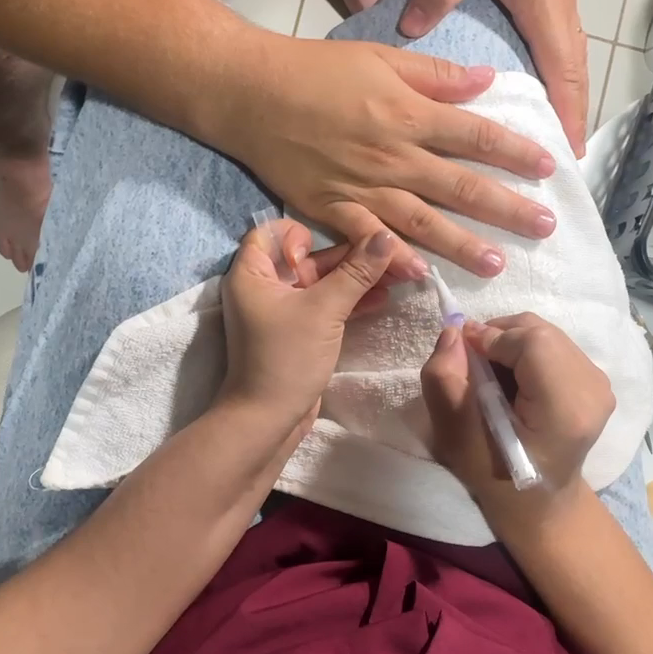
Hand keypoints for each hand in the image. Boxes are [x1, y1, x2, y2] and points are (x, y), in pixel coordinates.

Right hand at [201, 37, 558, 278]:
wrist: (251, 94)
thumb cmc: (316, 69)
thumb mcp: (380, 57)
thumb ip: (435, 74)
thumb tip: (487, 82)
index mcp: (407, 114)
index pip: (475, 136)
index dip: (514, 153)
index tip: (548, 168)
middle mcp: (392, 157)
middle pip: (459, 186)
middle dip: (506, 208)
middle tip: (545, 227)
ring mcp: (361, 188)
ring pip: (421, 222)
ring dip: (462, 244)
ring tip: (497, 264)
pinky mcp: (331, 210)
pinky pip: (367, 240)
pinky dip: (394, 259)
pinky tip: (421, 277)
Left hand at [219, 219, 413, 431]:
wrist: (268, 421)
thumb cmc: (286, 358)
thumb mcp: (324, 311)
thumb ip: (356, 272)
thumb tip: (386, 236)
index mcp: (252, 273)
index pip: (273, 232)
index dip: (302, 234)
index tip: (329, 248)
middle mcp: (263, 286)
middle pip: (308, 257)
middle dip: (350, 256)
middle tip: (395, 256)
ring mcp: (281, 311)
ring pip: (322, 282)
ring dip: (357, 279)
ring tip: (400, 275)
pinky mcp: (298, 332)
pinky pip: (325, 305)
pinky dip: (350, 300)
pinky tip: (383, 297)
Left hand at [399, 0, 594, 155]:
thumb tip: (410, 27)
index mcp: (546, 12)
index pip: (563, 79)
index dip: (565, 121)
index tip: (566, 161)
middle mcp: (559, 17)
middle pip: (572, 82)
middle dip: (566, 123)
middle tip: (555, 166)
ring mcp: (558, 7)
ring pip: (566, 68)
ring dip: (560, 104)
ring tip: (543, 142)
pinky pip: (555, 51)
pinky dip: (551, 80)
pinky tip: (528, 95)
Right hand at [420, 313, 613, 525]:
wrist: (538, 500)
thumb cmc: (494, 472)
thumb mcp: (454, 433)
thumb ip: (444, 377)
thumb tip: (455, 332)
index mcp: (565, 407)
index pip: (531, 341)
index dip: (491, 338)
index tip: (465, 354)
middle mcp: (594, 389)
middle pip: (540, 332)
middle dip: (500, 336)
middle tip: (473, 360)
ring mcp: (601, 384)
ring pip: (547, 333)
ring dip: (512, 342)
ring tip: (492, 371)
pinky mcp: (598, 381)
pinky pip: (555, 345)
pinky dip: (527, 350)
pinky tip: (513, 377)